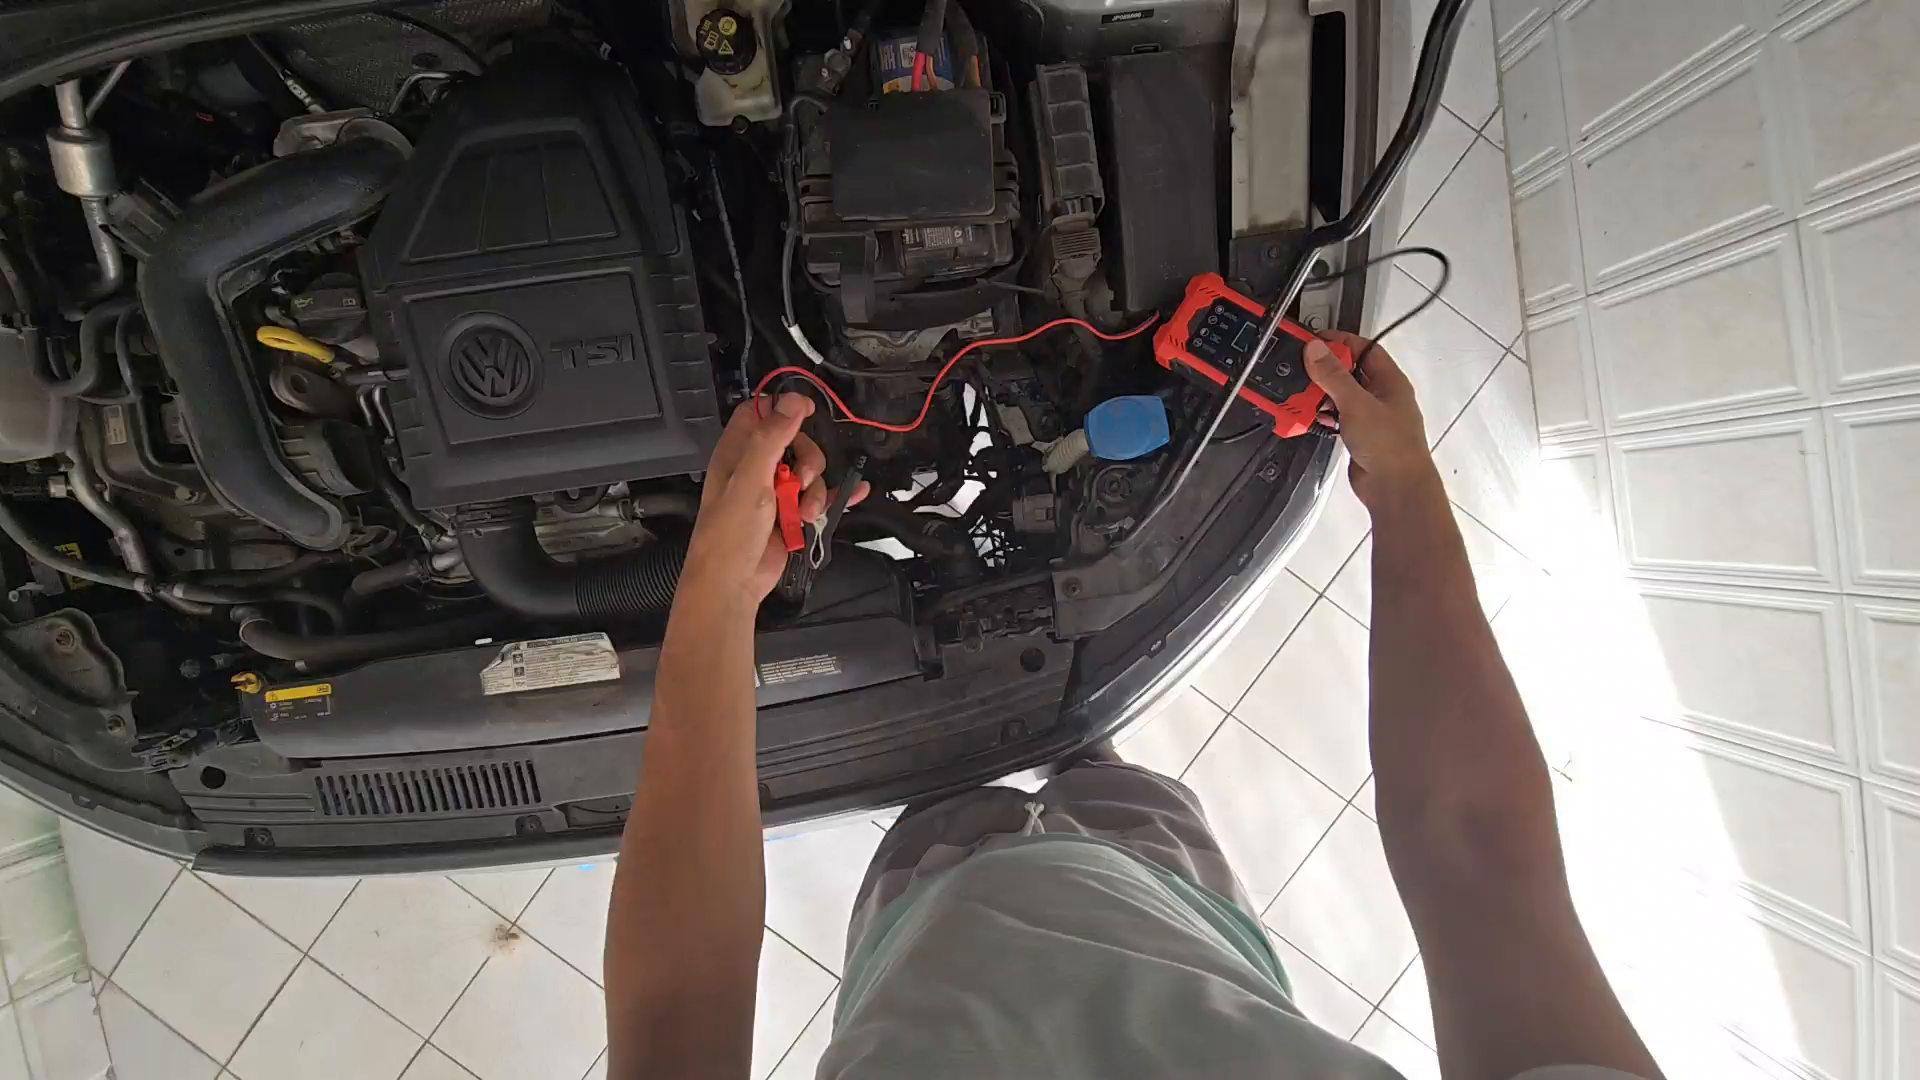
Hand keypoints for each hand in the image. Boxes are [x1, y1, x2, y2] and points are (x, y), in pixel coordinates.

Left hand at [681, 393, 869, 607]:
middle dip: (809, 459)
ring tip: (805, 512)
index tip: (807, 411)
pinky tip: (855, 493)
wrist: (734, 584)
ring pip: (811, 474)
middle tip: (804, 479)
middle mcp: (756, 469)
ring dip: (816, 491)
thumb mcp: (751, 481)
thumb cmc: (729, 535)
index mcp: (737, 454)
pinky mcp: (791, 515)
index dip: (783, 408)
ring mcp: (775, 493)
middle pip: (795, 443)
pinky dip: (835, 497)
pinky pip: (820, 499)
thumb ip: (771, 439)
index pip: (759, 413)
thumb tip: (791, 400)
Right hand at [1304, 332, 1440, 510]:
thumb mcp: (1357, 404)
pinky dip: (1322, 415)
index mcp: (1390, 381)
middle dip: (1324, 372)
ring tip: (1299, 396)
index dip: (1340, 342)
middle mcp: (1381, 395)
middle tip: (1299, 371)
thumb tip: (1315, 348)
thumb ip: (1334, 376)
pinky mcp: (1358, 435)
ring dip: (1320, 396)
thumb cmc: (1386, 443)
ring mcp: (1370, 416)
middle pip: (1349, 373)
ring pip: (1340, 396)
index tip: (1313, 342)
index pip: (1364, 349)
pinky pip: (1336, 417)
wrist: (1394, 487)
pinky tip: (1309, 417)